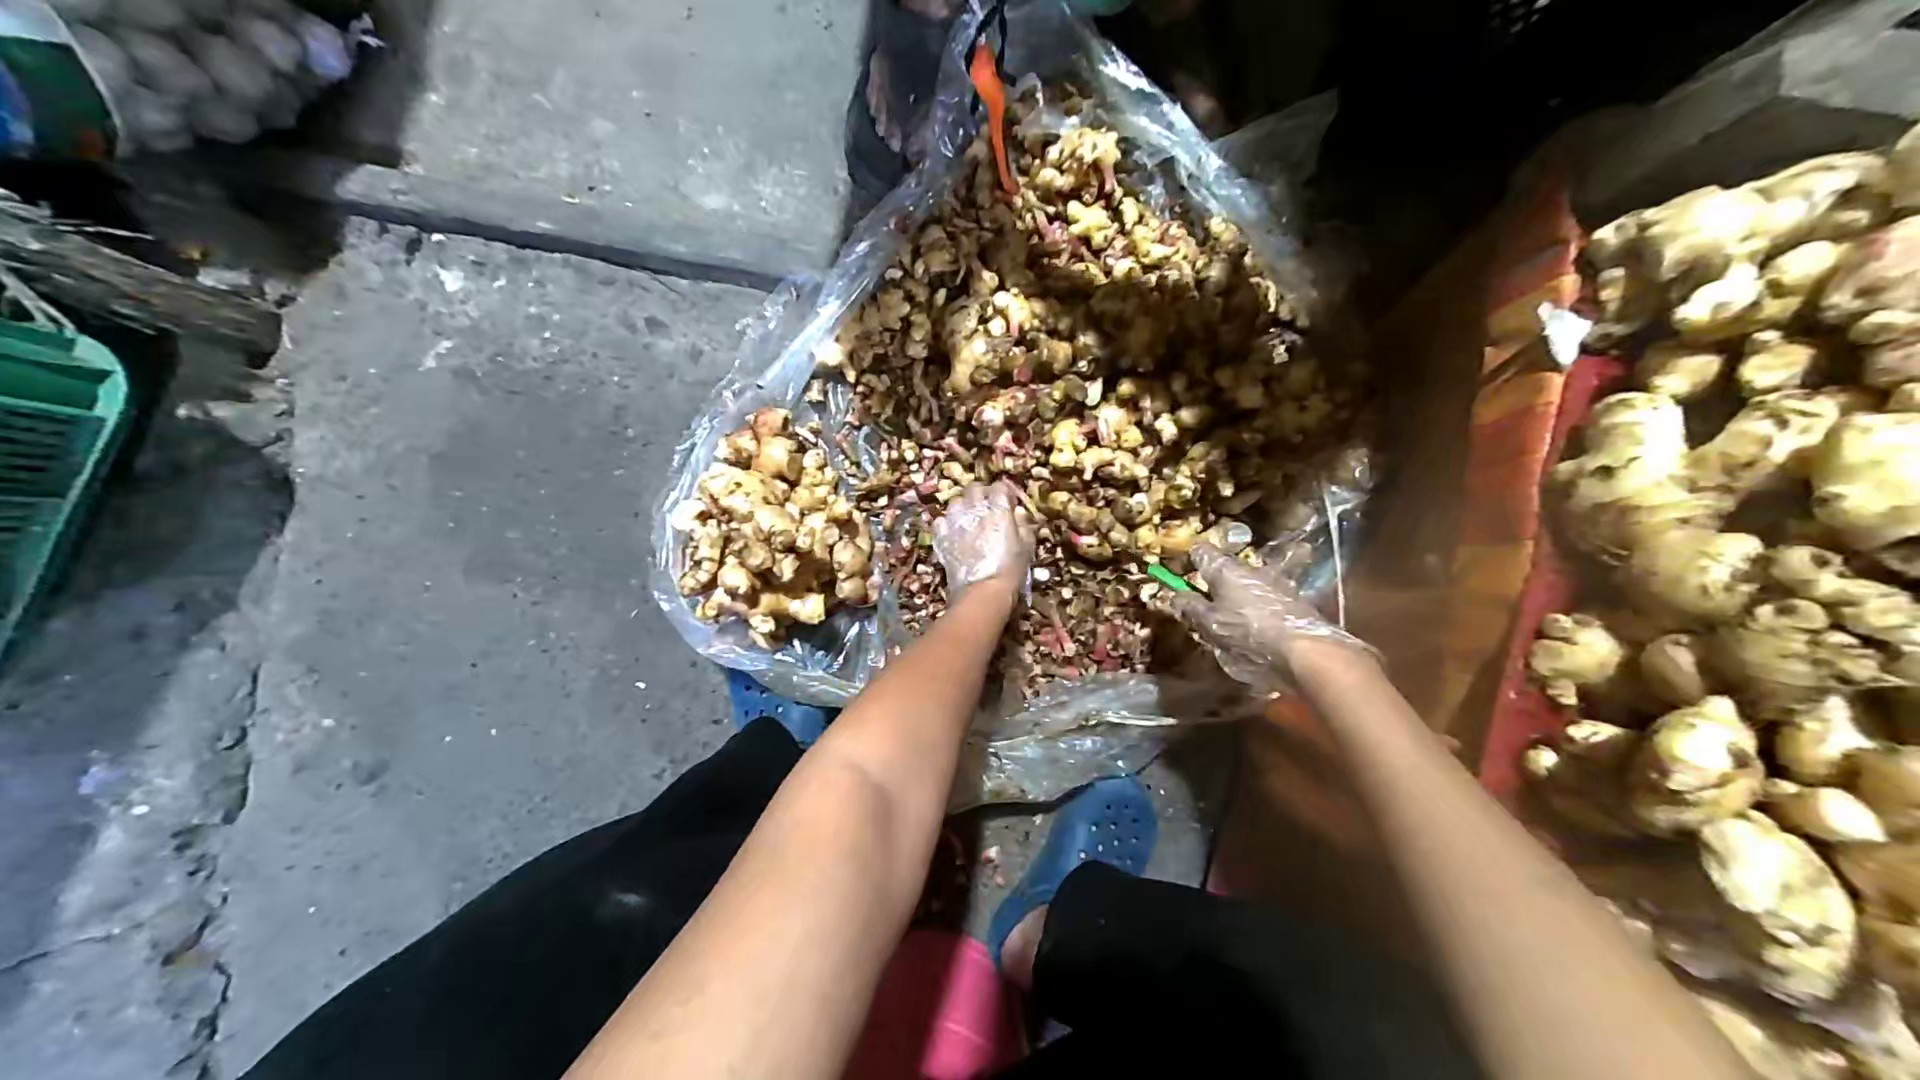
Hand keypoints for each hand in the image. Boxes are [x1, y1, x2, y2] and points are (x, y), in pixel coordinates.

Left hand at [933, 481, 1034, 598]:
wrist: (982, 591)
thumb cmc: (1010, 569)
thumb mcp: (1026, 547)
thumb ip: (1024, 525)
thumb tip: (1019, 513)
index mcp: (998, 509)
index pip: (1000, 487)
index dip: (1005, 492)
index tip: (1009, 501)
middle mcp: (974, 508)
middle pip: (975, 488)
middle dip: (982, 493)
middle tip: (988, 505)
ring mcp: (955, 521)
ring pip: (956, 502)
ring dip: (964, 506)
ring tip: (970, 518)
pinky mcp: (942, 535)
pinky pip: (942, 521)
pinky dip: (948, 523)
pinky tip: (954, 532)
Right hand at [1170, 543, 1373, 690]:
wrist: (1306, 652)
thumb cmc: (1248, 633)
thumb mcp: (1209, 625)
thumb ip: (1190, 608)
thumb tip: (1174, 595)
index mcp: (1226, 570)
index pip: (1202, 552)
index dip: (1190, 559)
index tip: (1181, 572)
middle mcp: (1252, 570)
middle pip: (1227, 571)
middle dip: (1216, 583)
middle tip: (1205, 604)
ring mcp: (1277, 585)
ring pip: (1249, 586)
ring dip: (1239, 599)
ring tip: (1231, 622)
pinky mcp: (1295, 604)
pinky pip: (1267, 602)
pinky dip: (1258, 611)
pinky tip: (1256, 630)